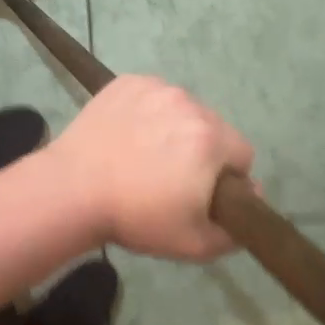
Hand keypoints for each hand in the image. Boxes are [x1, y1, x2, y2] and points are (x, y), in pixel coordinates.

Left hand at [43, 75, 255, 260]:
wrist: (73, 189)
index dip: (228, 178)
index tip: (201, 193)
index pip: (242, 153)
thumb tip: (251, 195)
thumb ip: (236, 228)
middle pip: (213, 128)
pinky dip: (148, 111)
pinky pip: (153, 95)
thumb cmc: (137, 216)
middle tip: (171, 177)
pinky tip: (128, 134)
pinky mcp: (127, 81)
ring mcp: (155, 87)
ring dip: (176, 128)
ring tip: (145, 155)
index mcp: (211, 138)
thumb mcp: (196, 243)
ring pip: (183, 109)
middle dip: (202, 151)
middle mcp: (189, 102)